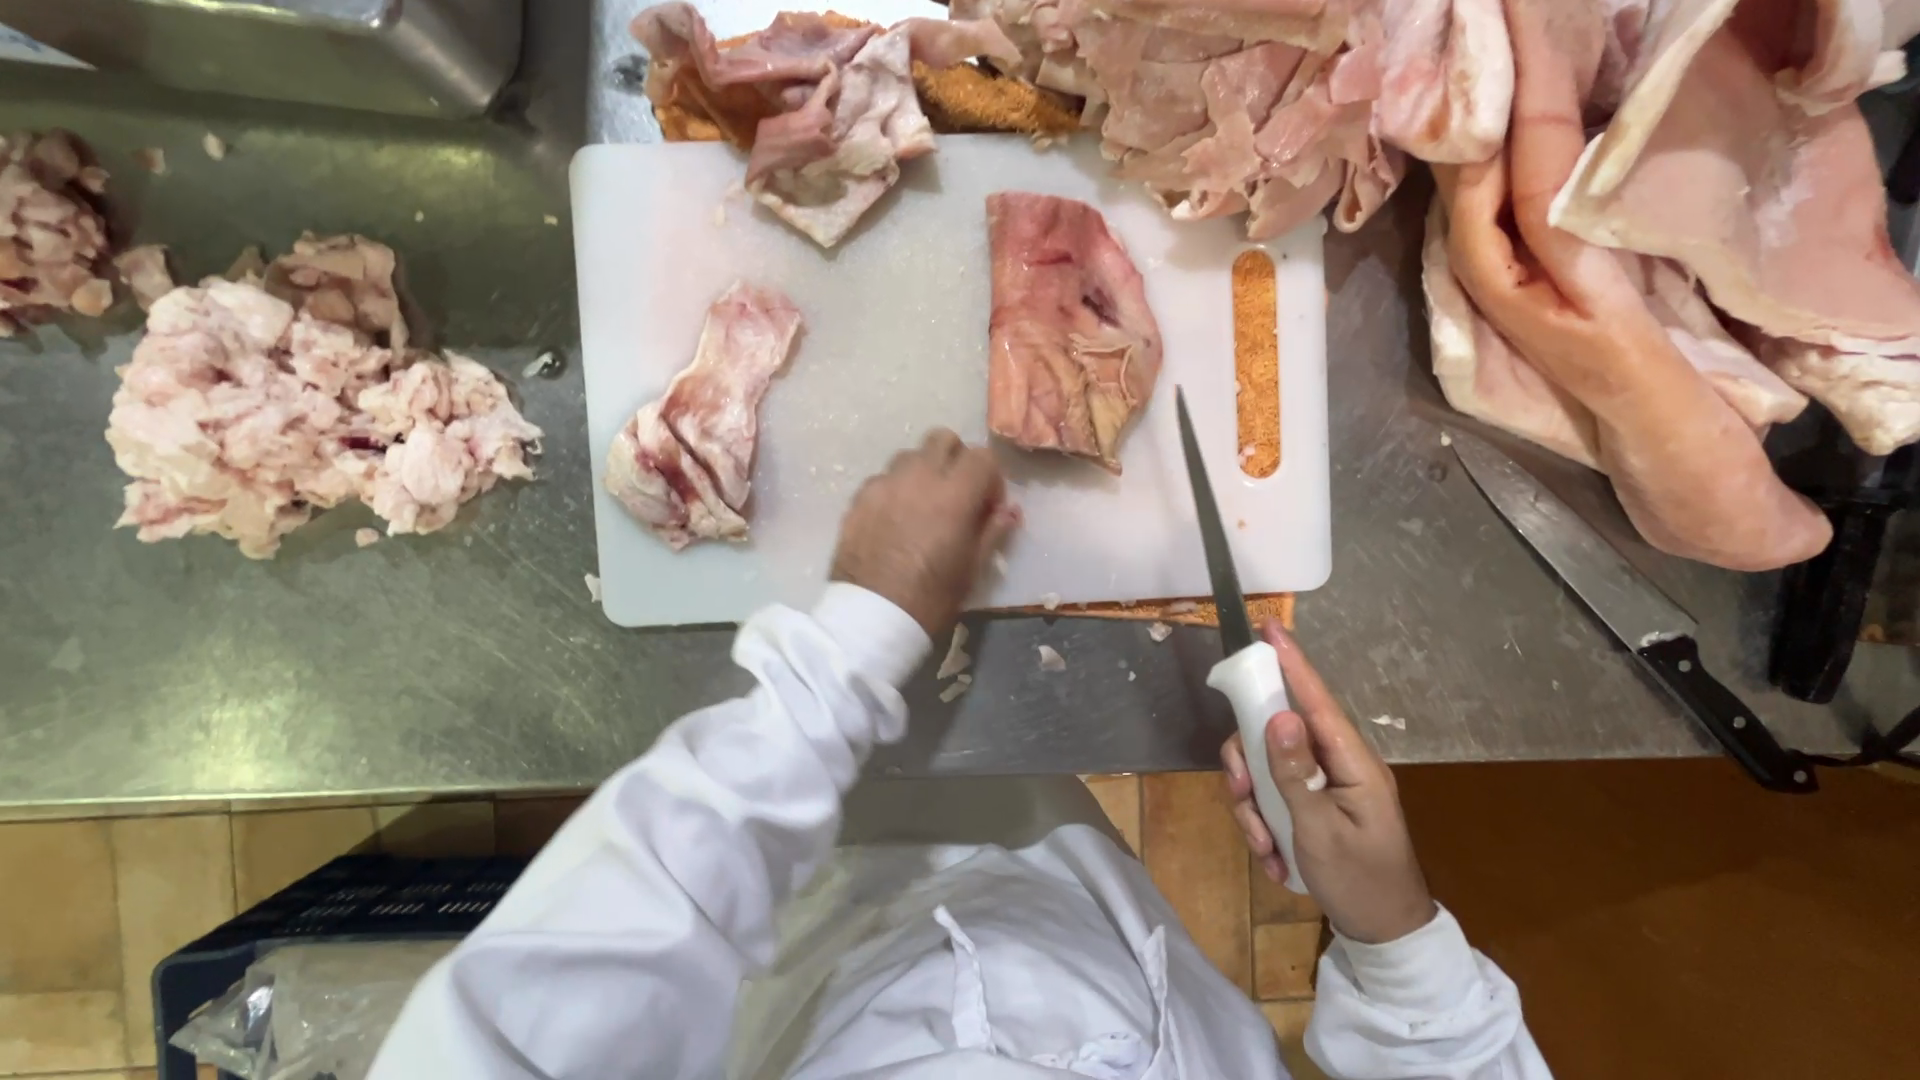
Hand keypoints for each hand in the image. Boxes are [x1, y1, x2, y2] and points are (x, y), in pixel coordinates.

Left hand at [830, 429, 1018, 637]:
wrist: (870, 619)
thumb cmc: (930, 599)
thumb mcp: (971, 569)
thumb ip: (993, 531)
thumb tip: (1010, 510)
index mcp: (954, 495)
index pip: (982, 456)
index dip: (990, 478)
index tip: (987, 505)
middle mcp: (918, 478)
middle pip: (943, 439)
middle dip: (956, 460)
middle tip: (956, 495)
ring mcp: (884, 484)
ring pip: (910, 455)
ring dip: (923, 471)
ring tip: (922, 506)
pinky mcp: (858, 497)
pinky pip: (882, 478)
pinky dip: (895, 489)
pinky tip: (894, 520)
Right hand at [1221, 623, 1436, 944]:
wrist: (1383, 933)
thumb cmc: (1359, 880)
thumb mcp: (1319, 830)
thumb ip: (1295, 771)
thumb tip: (1279, 714)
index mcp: (1352, 762)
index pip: (1317, 700)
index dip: (1292, 663)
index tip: (1269, 628)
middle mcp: (1336, 764)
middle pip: (1275, 733)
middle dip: (1249, 763)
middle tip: (1242, 792)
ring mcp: (1323, 785)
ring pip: (1265, 767)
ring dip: (1254, 805)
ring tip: (1264, 846)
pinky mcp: (1311, 805)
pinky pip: (1271, 796)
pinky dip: (1263, 825)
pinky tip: (1273, 858)